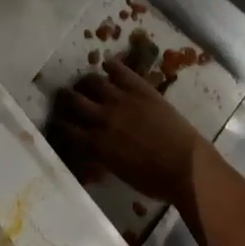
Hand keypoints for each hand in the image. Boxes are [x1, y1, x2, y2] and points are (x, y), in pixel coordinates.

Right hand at [48, 58, 208, 205]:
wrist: (185, 165)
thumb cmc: (155, 180)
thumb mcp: (120, 173)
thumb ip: (102, 158)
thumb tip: (92, 153)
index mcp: (97, 144)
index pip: (69, 130)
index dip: (61, 124)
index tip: (59, 120)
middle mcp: (103, 117)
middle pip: (75, 100)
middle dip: (66, 98)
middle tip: (65, 95)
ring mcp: (121, 99)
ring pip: (93, 81)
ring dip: (86, 81)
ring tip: (86, 81)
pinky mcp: (138, 87)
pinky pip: (118, 69)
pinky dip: (110, 65)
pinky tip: (108, 65)